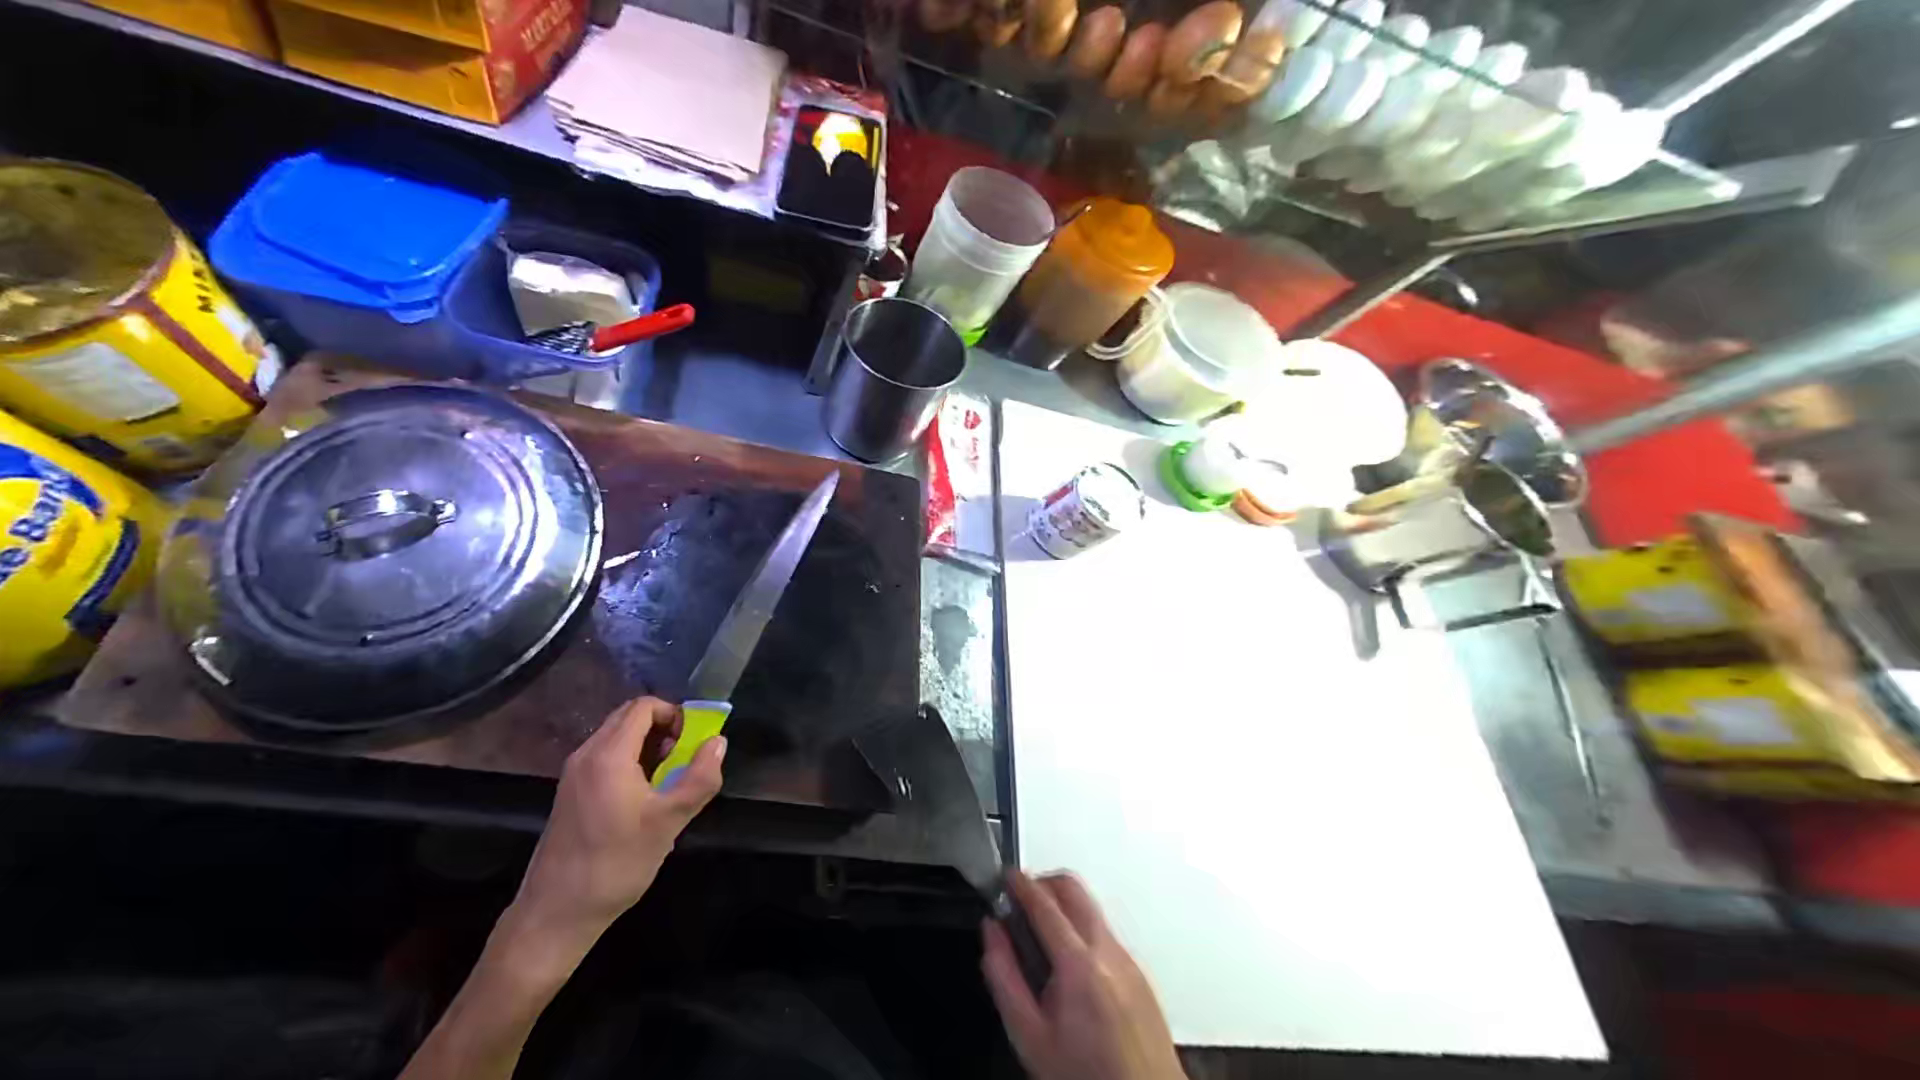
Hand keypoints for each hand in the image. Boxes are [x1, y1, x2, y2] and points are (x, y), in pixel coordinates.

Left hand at [511, 697, 725, 945]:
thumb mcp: (669, 821)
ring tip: (668, 780)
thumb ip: (700, 778)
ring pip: (617, 737)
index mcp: (608, 755)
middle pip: (629, 717)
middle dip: (663, 728)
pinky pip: (606, 757)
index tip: (693, 742)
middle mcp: (586, 755)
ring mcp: (574, 774)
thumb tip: (718, 742)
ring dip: (648, 745)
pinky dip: (630, 761)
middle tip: (683, 759)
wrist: (556, 914)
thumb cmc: (616, 863)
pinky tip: (643, 797)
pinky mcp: (571, 793)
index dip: (675, 714)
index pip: (644, 707)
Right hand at [982, 872, 1184, 1079]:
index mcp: (1079, 966)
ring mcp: (1127, 959)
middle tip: (1021, 900)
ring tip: (1039, 936)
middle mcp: (1108, 952)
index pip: (1045, 904)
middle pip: (1074, 888)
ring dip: (1063, 905)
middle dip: (1043, 883)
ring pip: (1091, 908)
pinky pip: (1105, 932)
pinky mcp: (1138, 971)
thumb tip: (992, 932)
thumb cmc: (1086, 1077)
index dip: (1021, 884)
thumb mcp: (1029, 1036)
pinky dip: (1081, 928)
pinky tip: (1067, 964)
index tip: (1006, 876)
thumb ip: (1004, 976)